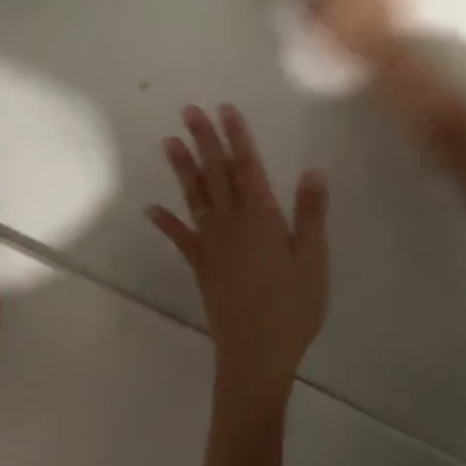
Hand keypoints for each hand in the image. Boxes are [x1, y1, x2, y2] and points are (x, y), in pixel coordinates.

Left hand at [148, 104, 330, 396]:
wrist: (255, 356)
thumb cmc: (292, 307)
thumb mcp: (313, 259)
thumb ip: (311, 214)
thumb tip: (313, 170)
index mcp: (262, 218)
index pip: (247, 167)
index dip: (237, 137)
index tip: (225, 109)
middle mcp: (232, 224)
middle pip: (217, 174)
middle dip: (205, 140)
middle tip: (189, 111)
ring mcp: (212, 246)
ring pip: (196, 198)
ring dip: (183, 169)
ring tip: (169, 141)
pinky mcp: (202, 268)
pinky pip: (182, 238)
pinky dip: (167, 222)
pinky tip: (152, 209)